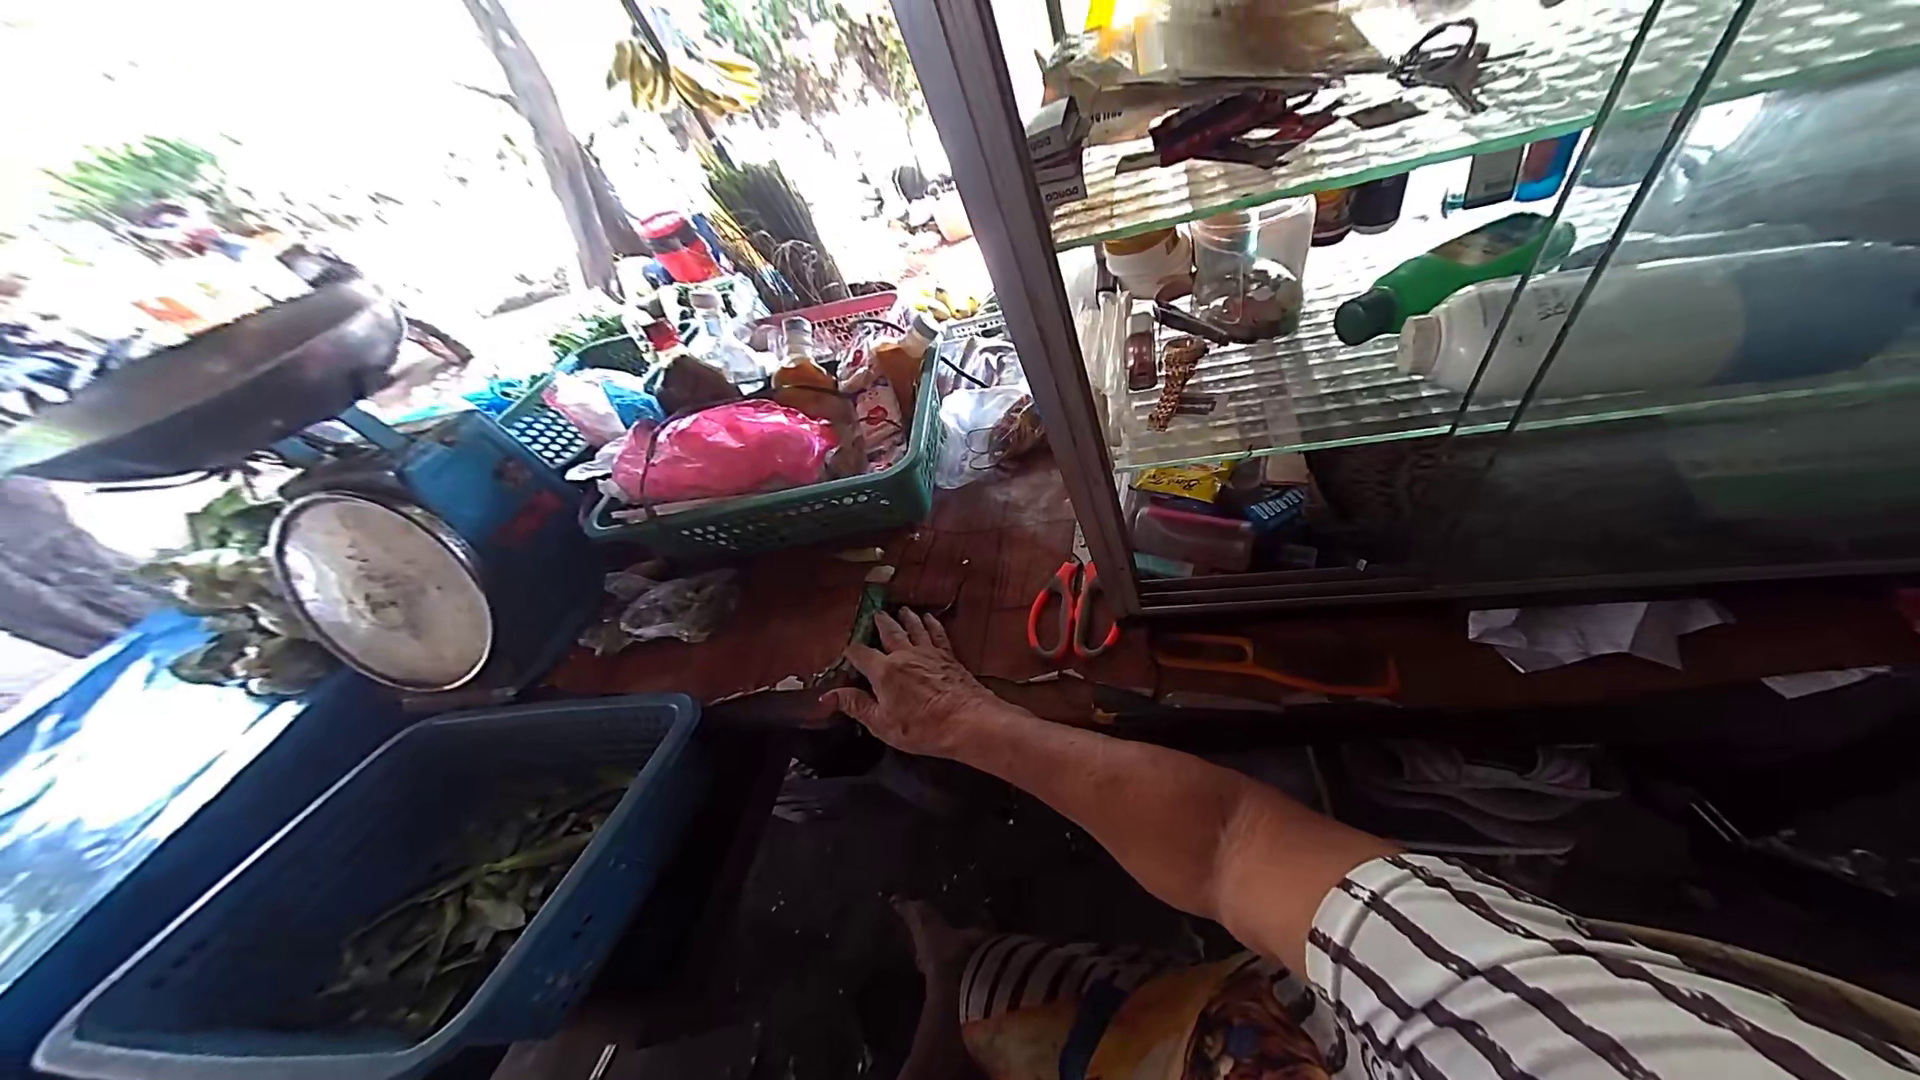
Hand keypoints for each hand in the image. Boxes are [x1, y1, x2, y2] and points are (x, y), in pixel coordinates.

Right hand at [822, 609, 1003, 756]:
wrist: (966, 721)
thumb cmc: (923, 727)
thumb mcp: (882, 723)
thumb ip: (856, 705)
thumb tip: (830, 695)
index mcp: (884, 671)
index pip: (861, 654)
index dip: (851, 651)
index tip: (847, 651)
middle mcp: (905, 655)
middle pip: (889, 631)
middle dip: (880, 622)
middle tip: (876, 613)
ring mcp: (928, 653)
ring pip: (914, 627)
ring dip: (906, 618)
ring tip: (901, 610)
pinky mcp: (948, 656)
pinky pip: (937, 633)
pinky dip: (932, 624)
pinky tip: (930, 619)